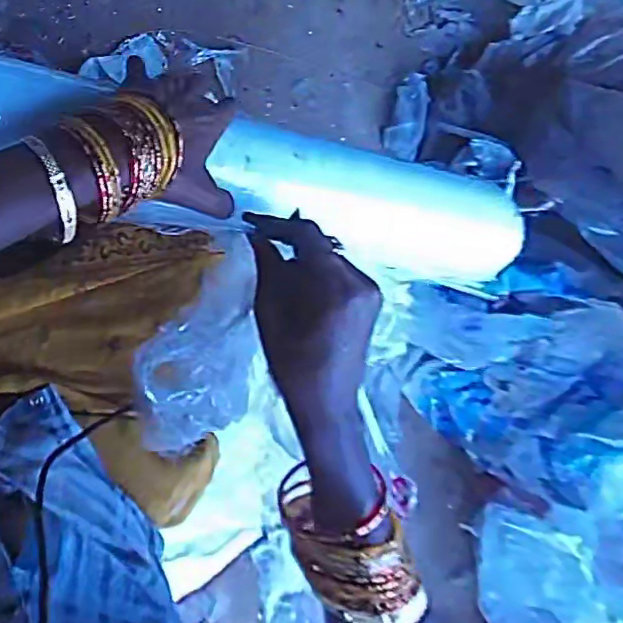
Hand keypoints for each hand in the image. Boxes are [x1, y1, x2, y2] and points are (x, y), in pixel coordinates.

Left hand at [122, 58, 235, 217]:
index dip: (227, 109)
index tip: (227, 111)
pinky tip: (134, 64)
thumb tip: (231, 211)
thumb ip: (216, 202)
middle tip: (198, 94)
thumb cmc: (169, 170)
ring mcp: (163, 87)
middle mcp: (190, 98)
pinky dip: (136, 68)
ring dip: (175, 79)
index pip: (228, 108)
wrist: (130, 150)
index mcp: (210, 120)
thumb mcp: (196, 192)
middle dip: (201, 87)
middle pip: (202, 83)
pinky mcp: (137, 84)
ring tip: (174, 81)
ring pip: (175, 75)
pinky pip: (138, 69)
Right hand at [247, 213, 380, 421]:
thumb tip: (257, 236)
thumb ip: (267, 265)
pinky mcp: (371, 301)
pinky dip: (319, 271)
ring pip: (330, 257)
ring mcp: (369, 290)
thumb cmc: (291, 359)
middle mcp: (360, 279)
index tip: (252, 222)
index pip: (307, 234)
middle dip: (290, 239)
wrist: (326, 400)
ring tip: (278, 261)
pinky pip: (341, 273)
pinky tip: (301, 282)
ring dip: (305, 255)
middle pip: (321, 244)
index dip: (276, 224)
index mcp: (335, 281)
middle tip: (261, 239)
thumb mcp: (269, 308)